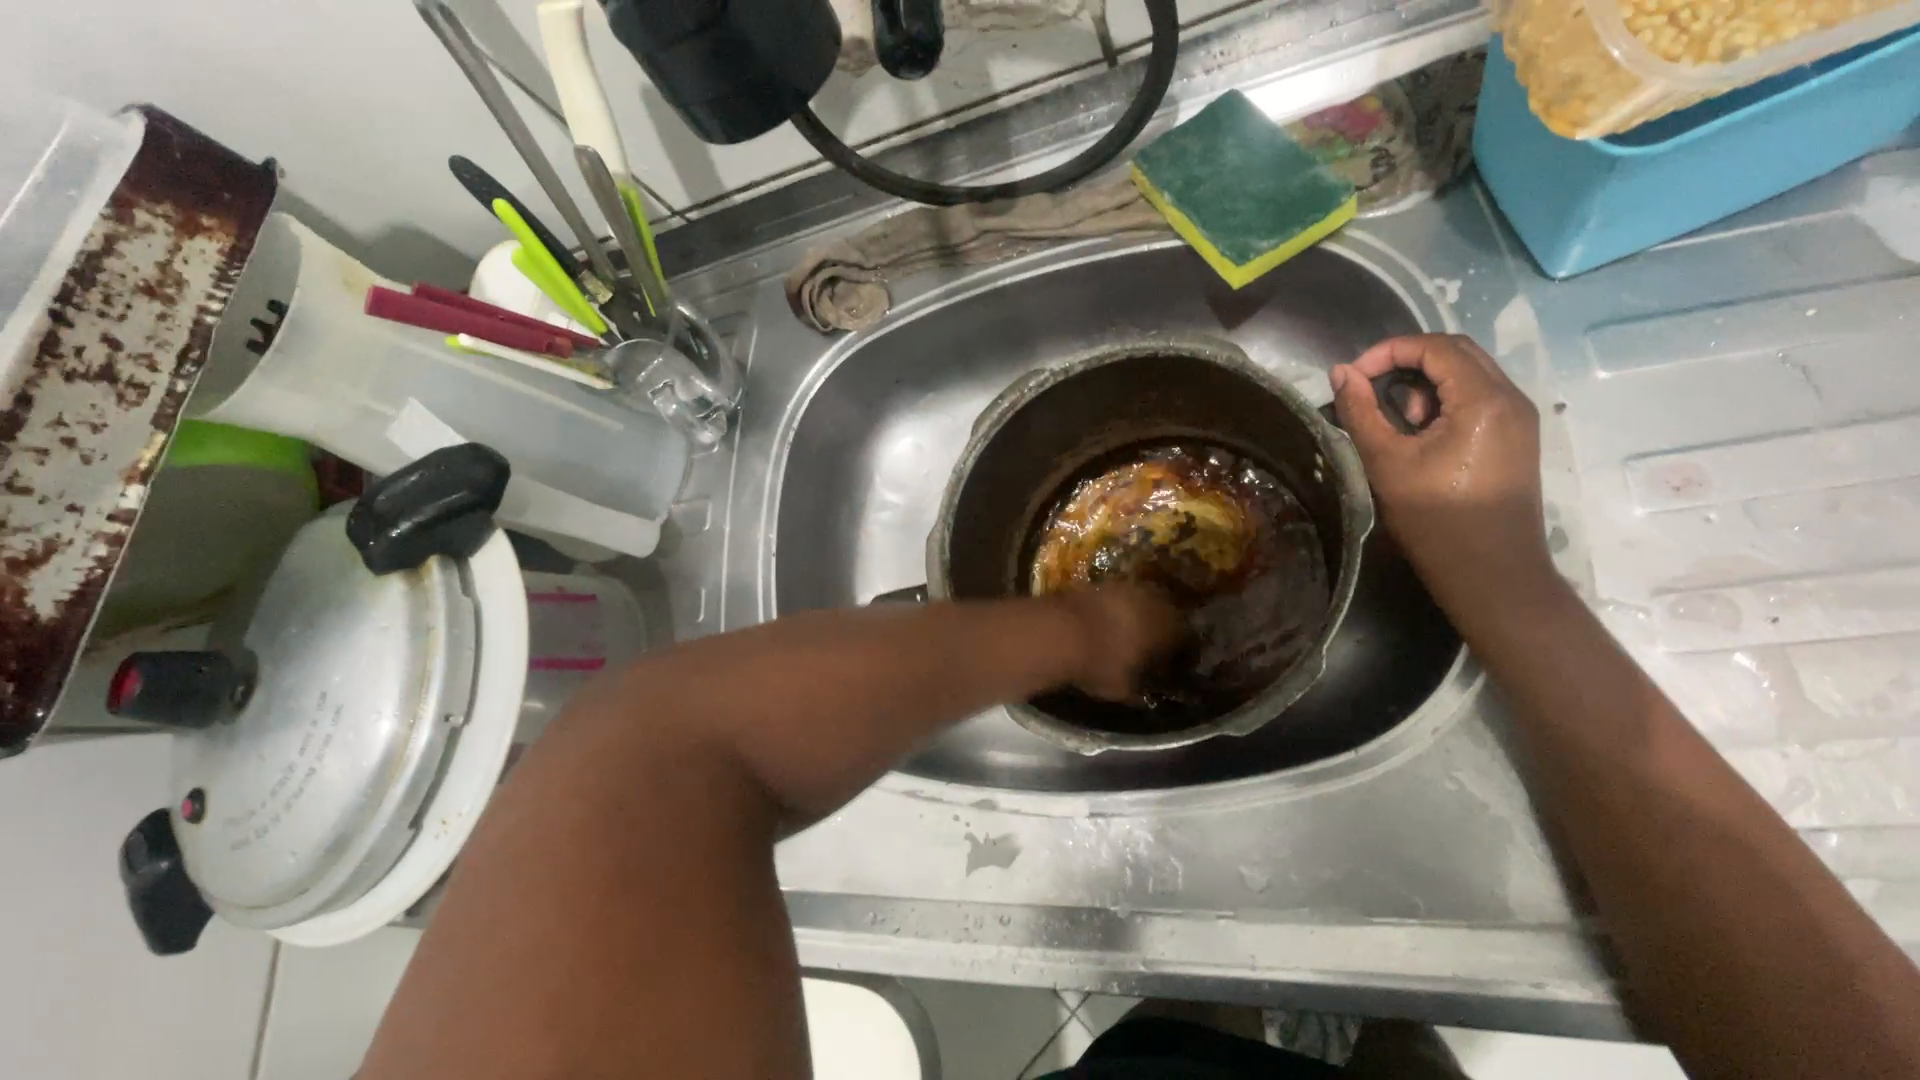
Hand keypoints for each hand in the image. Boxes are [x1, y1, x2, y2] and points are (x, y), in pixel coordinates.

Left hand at [1052, 585, 1182, 700]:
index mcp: (1170, 626)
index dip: (1180, 655)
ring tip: (1126, 635)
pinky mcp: (1099, 581)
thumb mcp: (1123, 689)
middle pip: (1167, 614)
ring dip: (1138, 616)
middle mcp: (1155, 599)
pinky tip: (1104, 623)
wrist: (1057, 631)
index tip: (1171, 667)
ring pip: (1141, 601)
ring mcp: (1125, 586)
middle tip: (1150, 649)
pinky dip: (1115, 609)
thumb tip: (1143, 696)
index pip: (1186, 640)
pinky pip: (1116, 597)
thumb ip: (1139, 691)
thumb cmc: (1100, 664)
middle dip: (1162, 630)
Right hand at [1330, 334, 1550, 600]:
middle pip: (1456, 353)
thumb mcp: (1387, 463)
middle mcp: (1510, 397)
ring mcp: (1519, 417)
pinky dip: (1444, 402)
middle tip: (1370, 390)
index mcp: (1483, 400)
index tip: (1352, 378)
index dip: (1387, 352)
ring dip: (1425, 384)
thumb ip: (1361, 412)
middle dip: (1406, 363)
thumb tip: (1341, 373)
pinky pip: (1478, 398)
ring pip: (1468, 374)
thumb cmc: (1435, 520)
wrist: (1491, 573)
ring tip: (1397, 421)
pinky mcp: (1516, 437)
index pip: (1435, 347)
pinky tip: (1422, 436)